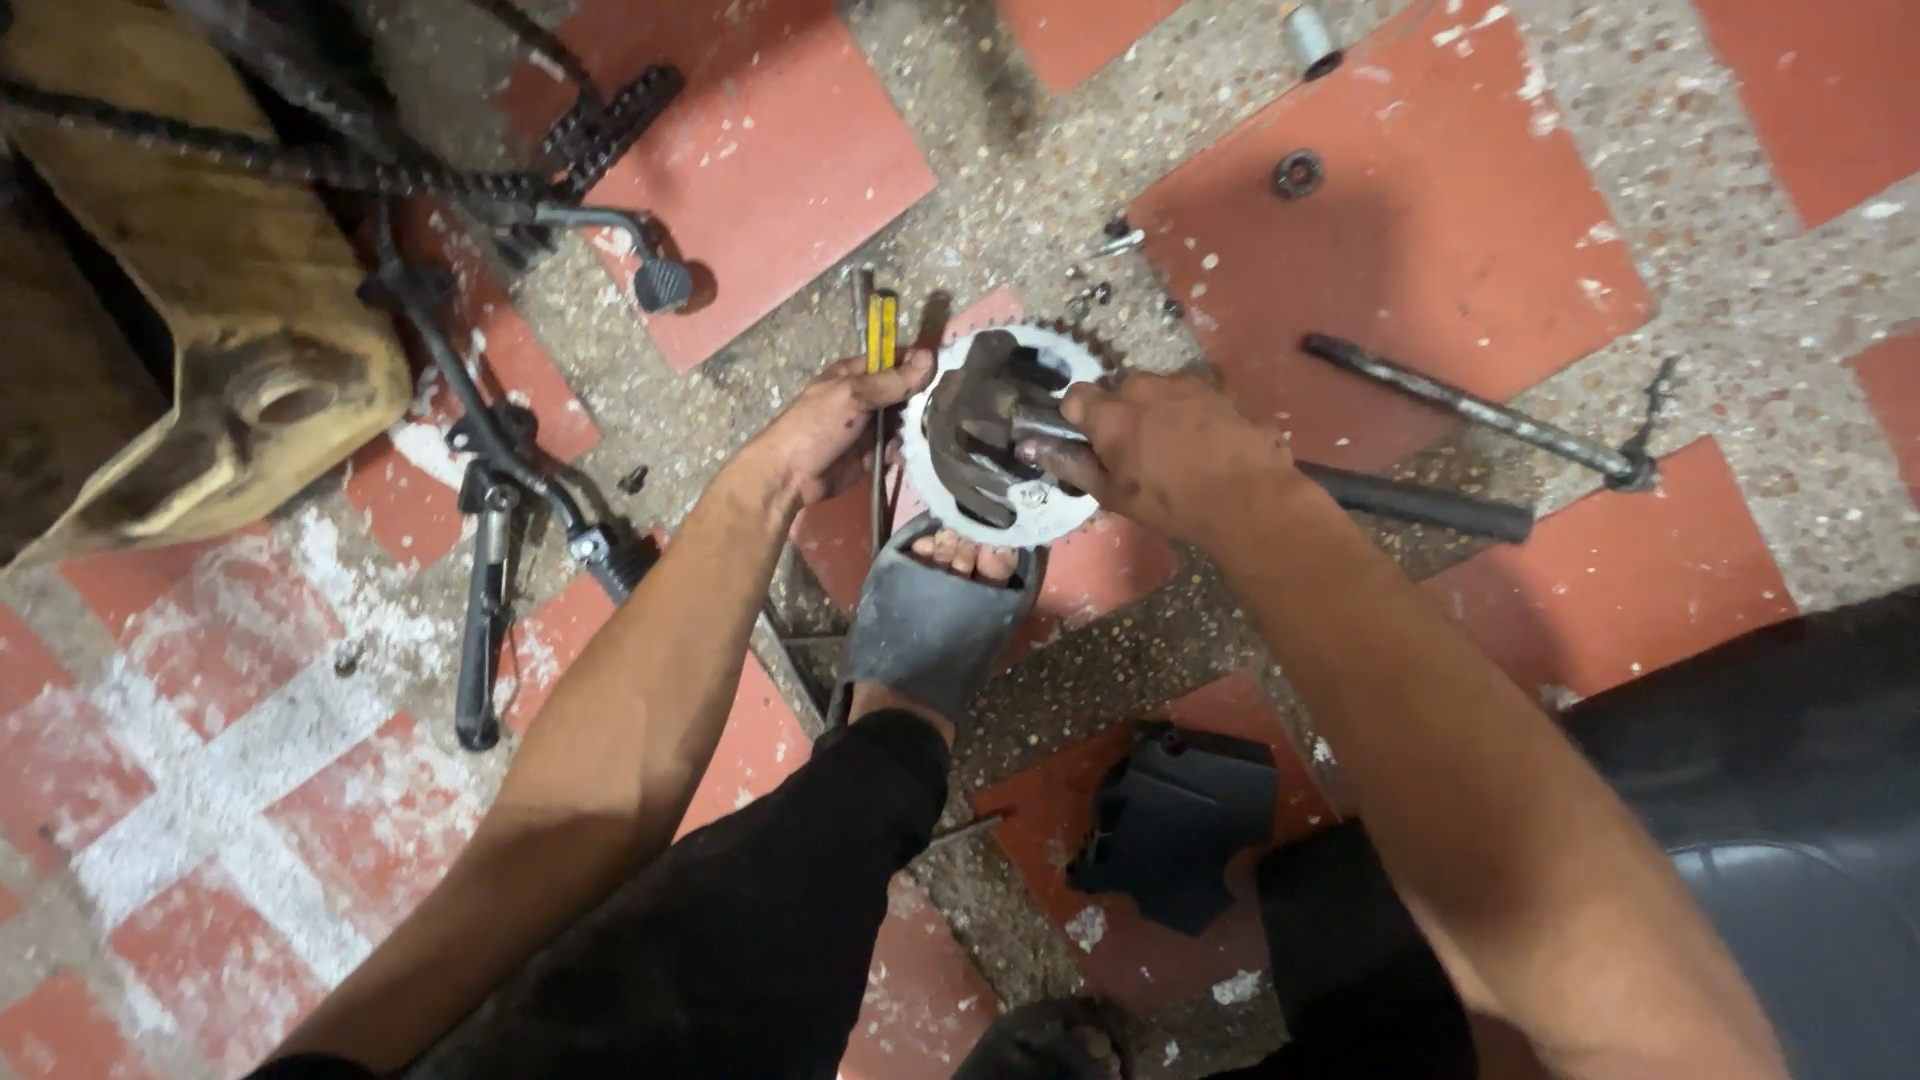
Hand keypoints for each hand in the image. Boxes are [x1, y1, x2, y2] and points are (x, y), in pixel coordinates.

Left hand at [737, 349, 934, 510]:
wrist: (791, 475)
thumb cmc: (816, 425)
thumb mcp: (853, 395)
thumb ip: (892, 381)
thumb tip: (930, 357)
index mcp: (856, 373)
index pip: (894, 360)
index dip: (917, 363)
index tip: (942, 370)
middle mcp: (866, 397)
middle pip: (904, 392)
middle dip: (921, 400)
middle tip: (938, 408)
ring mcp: (870, 426)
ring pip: (905, 422)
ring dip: (914, 428)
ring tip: (921, 434)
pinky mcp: (873, 453)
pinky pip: (898, 448)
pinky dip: (903, 451)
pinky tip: (903, 455)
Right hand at [1016, 371, 1303, 551]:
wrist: (1247, 496)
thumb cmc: (1170, 502)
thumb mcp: (1113, 494)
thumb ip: (1071, 465)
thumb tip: (1033, 447)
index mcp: (1109, 412)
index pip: (1075, 397)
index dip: (1078, 419)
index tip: (1091, 443)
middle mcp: (1141, 386)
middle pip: (1117, 392)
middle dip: (1120, 414)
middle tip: (1136, 452)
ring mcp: (1183, 382)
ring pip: (1155, 391)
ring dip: (1156, 411)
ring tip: (1176, 448)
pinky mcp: (1217, 387)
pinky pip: (1189, 395)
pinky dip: (1190, 412)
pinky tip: (1205, 442)